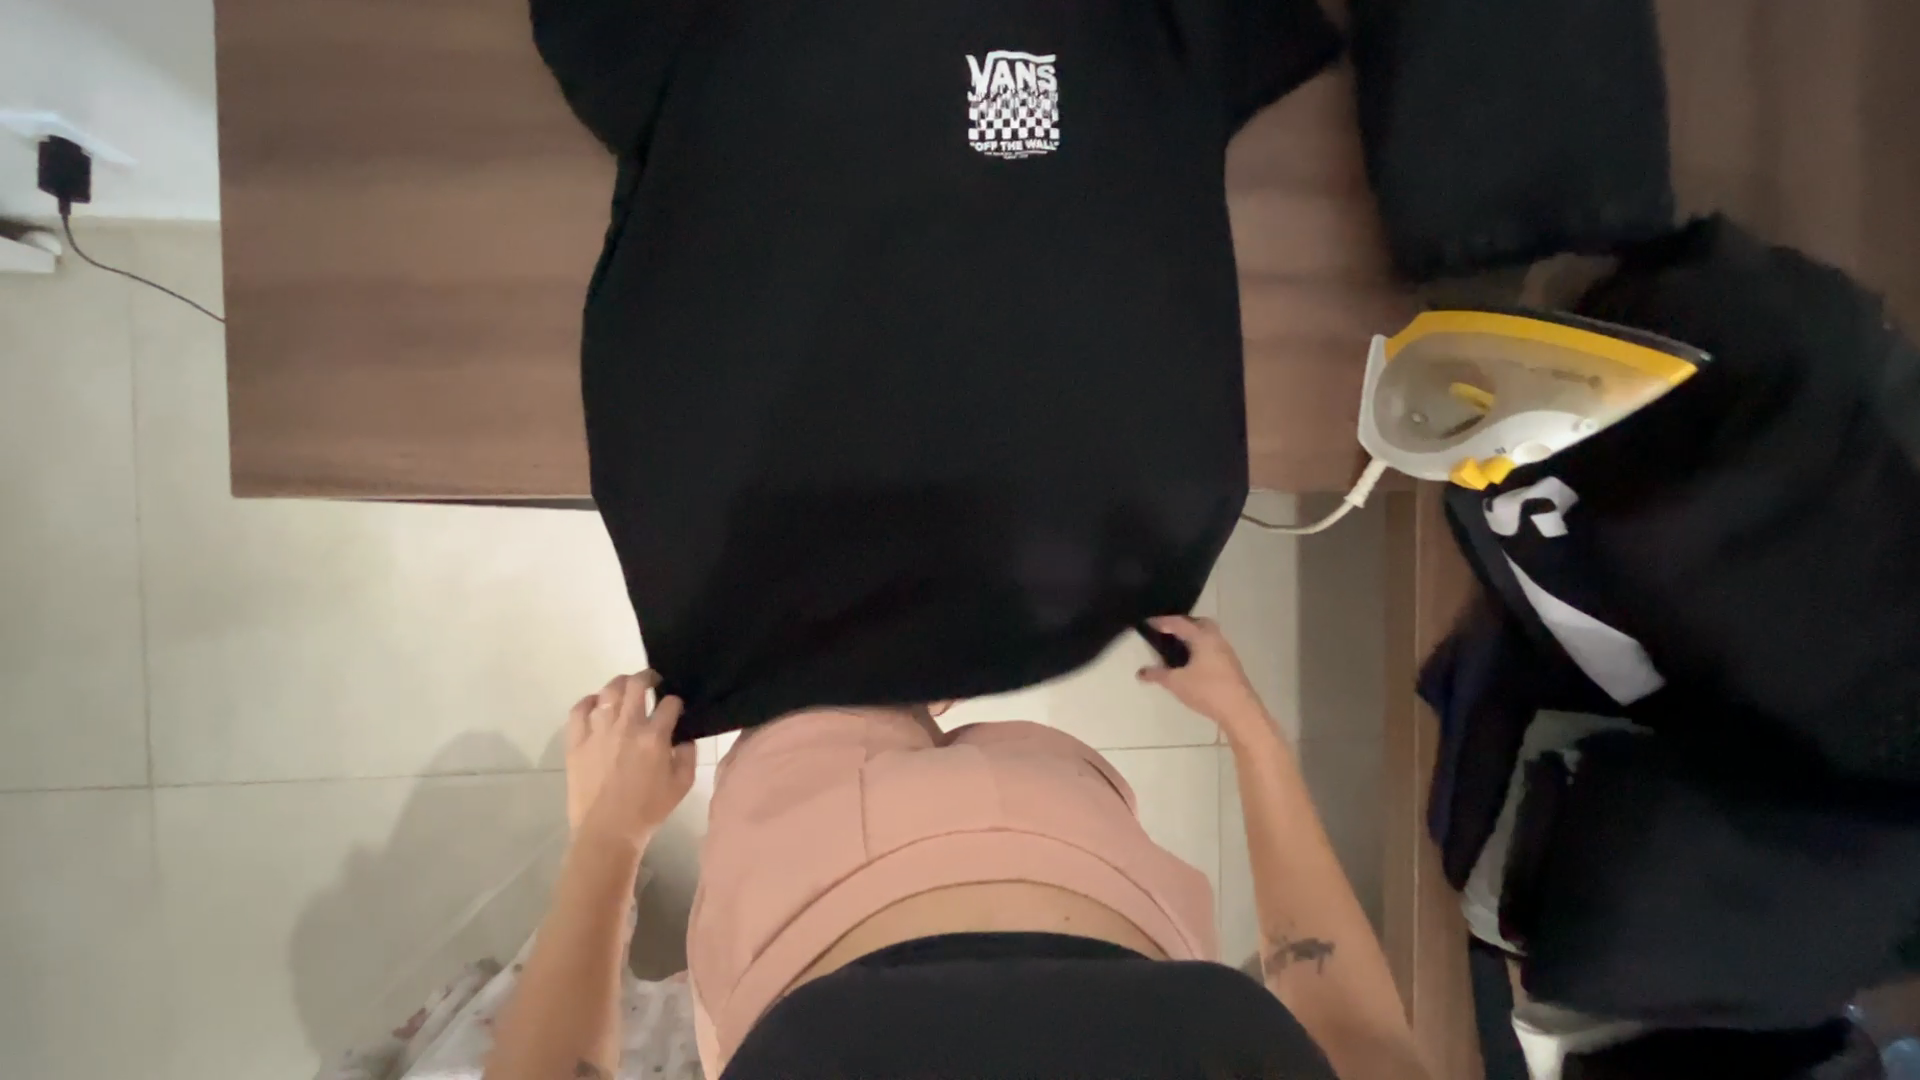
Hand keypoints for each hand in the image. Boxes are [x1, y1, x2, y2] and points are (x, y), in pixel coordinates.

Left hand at [565, 671, 697, 847]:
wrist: (607, 833)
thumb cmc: (648, 810)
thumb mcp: (682, 784)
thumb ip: (688, 755)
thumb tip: (683, 738)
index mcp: (654, 737)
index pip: (670, 703)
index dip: (676, 702)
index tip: (675, 708)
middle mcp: (626, 727)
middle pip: (637, 685)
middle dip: (648, 677)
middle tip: (653, 681)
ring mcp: (598, 732)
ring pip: (609, 691)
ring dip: (620, 684)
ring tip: (626, 688)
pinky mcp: (576, 743)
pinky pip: (579, 710)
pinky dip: (589, 701)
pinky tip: (596, 704)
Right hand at [1136, 616, 1270, 742]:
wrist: (1240, 711)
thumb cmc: (1207, 690)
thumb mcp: (1176, 683)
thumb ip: (1157, 675)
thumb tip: (1140, 672)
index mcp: (1202, 638)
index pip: (1179, 623)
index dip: (1162, 622)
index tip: (1148, 622)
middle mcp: (1216, 640)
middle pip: (1200, 623)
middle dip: (1183, 624)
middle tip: (1168, 630)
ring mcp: (1227, 652)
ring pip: (1209, 635)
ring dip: (1194, 636)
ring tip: (1178, 646)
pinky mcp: (1231, 666)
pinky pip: (1213, 647)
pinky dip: (1201, 647)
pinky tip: (1193, 662)